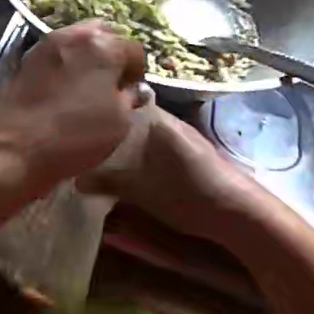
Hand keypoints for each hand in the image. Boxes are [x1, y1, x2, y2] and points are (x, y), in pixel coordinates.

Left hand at [0, 21, 143, 200]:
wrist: (15, 148)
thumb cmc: (75, 135)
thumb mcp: (120, 120)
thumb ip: (129, 96)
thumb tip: (130, 88)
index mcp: (102, 46)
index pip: (133, 49)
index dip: (136, 71)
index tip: (131, 91)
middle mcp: (71, 37)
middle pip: (102, 34)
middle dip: (110, 53)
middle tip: (109, 81)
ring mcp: (42, 47)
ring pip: (73, 40)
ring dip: (84, 55)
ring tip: (86, 83)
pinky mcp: (23, 61)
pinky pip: (51, 54)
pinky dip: (61, 63)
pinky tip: (62, 86)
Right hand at [80, 106, 273, 242]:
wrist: (240, 216)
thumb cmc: (189, 193)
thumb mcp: (140, 190)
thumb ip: (106, 181)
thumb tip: (74, 180)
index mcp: (158, 121)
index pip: (125, 98)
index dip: (103, 101)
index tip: (79, 110)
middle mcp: (169, 124)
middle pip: (131, 115)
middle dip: (108, 123)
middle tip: (79, 134)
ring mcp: (179, 140)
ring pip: (141, 132)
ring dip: (122, 140)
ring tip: (94, 151)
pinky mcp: (185, 158)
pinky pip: (150, 147)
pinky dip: (135, 153)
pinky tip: (121, 167)